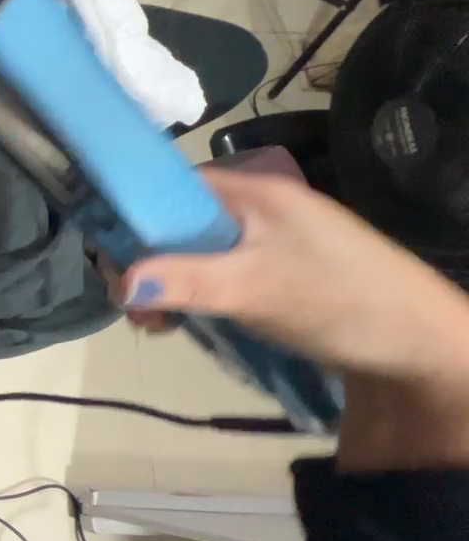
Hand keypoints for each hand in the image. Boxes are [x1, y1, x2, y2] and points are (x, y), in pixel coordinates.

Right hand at [116, 169, 468, 470]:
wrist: (429, 354)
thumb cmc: (346, 304)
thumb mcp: (256, 290)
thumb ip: (183, 281)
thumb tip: (117, 282)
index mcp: (252, 193)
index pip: (164, 186)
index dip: (126, 216)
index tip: (111, 260)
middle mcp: (251, 208)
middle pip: (165, 223)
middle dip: (137, 263)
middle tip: (134, 306)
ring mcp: (260, 240)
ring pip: (179, 253)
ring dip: (155, 286)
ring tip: (157, 324)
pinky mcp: (265, 271)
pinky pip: (201, 273)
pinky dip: (179, 296)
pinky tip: (178, 323)